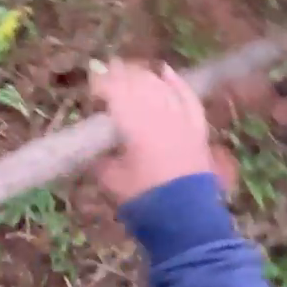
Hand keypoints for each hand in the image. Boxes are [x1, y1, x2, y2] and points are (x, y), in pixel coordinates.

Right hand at [91, 60, 213, 203]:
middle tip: (104, 72)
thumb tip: (93, 146)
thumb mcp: (109, 178)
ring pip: (160, 86)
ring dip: (142, 76)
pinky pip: (187, 96)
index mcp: (133, 124)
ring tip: (129, 71)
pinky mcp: (196, 126)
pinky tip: (165, 71)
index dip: (101, 85)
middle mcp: (158, 114)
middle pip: (138, 83)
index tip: (90, 89)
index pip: (115, 92)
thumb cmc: (142, 197)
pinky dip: (175, 82)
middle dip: (120, 74)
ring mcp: (181, 118)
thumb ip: (99, 156)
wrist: (184, 215)